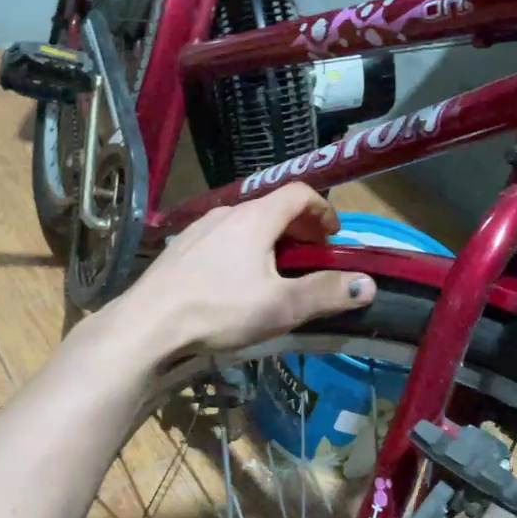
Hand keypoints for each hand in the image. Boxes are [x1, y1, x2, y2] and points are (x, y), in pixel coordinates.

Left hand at [99, 183, 375, 356]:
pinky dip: (242, 248)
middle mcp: (226, 213)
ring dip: (269, 238)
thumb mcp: (281, 306)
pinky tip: (237, 280)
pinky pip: (221, 238)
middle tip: (313, 252)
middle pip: (271, 207)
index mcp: (255, 218)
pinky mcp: (179, 249)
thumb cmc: (219, 310)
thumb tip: (368, 284)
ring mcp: (198, 229)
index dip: (323, 208)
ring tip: (278, 268)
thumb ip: (326, 292)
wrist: (148, 324)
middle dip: (298, 226)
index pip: (298, 193)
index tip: (334, 233)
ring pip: (244, 223)